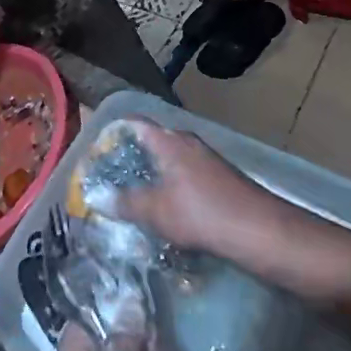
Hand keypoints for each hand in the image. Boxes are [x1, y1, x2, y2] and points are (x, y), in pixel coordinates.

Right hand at [111, 121, 277, 253]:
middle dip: (129, 156)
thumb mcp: (155, 211)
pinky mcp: (217, 175)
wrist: (255, 227)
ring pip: (169, 158)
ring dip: (150, 173)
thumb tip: (97, 197)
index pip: (135, 123)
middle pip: (152, 140)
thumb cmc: (200, 212)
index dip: (113, 131)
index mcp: (170, 141)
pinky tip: (162, 205)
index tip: (96, 148)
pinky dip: (168, 183)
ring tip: (130, 193)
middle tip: (108, 175)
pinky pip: (183, 172)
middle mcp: (187, 141)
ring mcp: (205, 157)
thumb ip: (125, 202)